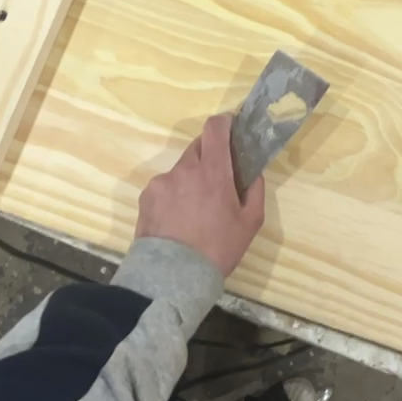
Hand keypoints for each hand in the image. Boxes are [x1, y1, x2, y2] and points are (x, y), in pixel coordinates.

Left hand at [135, 113, 265, 276]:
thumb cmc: (218, 248)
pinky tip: (177, 220)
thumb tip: (252, 171)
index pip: (215, 128)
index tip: (231, 129)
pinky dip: (173, 195)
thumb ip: (255, 190)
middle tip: (217, 181)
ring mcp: (162, 182)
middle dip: (209, 157)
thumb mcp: (251, 223)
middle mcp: (185, 169)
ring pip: (181, 169)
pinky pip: (165, 186)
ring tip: (194, 210)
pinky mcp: (146, 197)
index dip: (224, 122)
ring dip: (190, 179)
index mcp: (213, 171)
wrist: (173, 278)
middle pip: (198, 147)